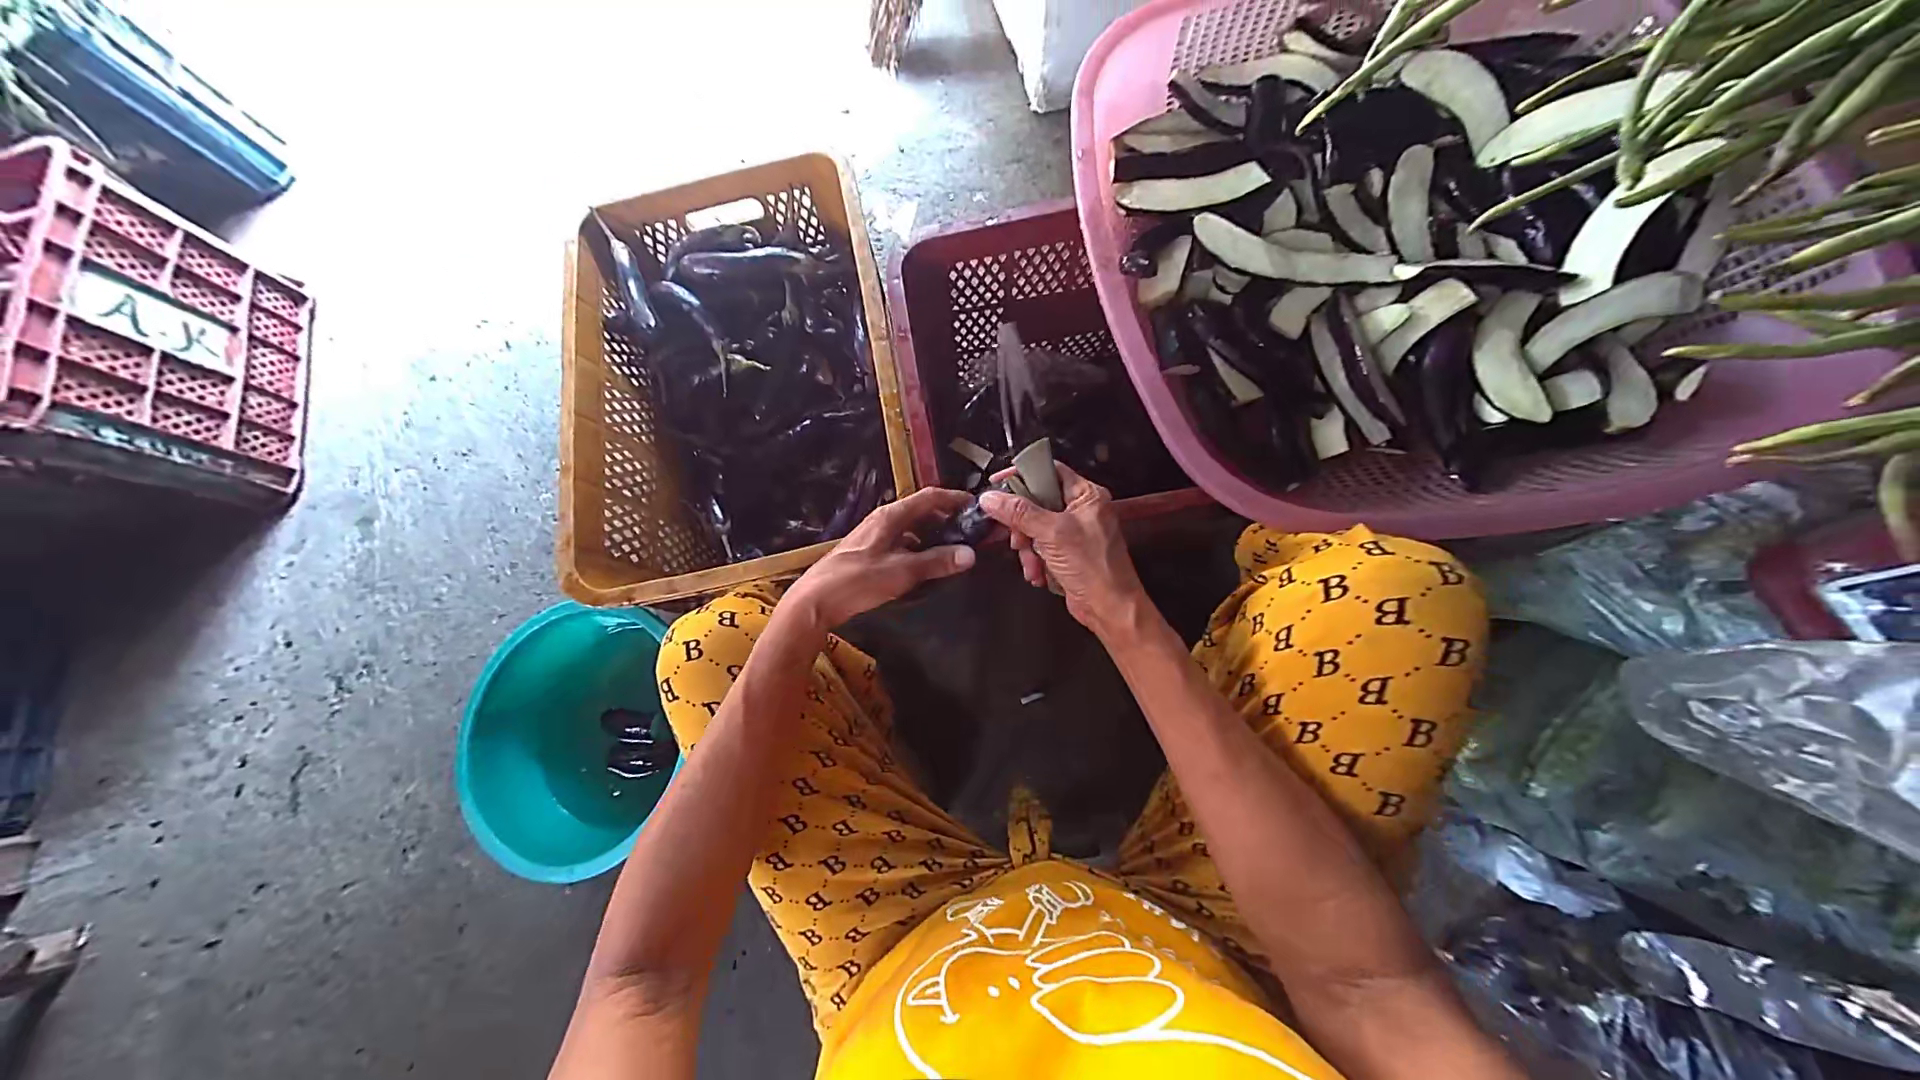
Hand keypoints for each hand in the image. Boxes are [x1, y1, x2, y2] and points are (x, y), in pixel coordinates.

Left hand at [781, 487, 976, 630]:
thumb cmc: (856, 581)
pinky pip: (901, 544)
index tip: (976, 507)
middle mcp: (882, 521)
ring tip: (953, 550)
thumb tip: (970, 554)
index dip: (954, 499)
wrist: (815, 601)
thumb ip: (936, 562)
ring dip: (932, 536)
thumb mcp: (902, 571)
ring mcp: (874, 537)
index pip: (929, 497)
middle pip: (921, 512)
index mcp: (890, 517)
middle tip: (969, 532)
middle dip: (946, 519)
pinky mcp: (869, 554)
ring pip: (911, 529)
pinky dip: (918, 550)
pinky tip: (925, 567)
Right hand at [979, 463, 1146, 637]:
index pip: (1049, 471)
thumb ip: (1020, 513)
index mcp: (1086, 496)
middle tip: (1019, 537)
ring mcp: (1074, 533)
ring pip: (1034, 529)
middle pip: (1036, 503)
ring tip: (1033, 562)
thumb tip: (993, 498)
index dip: (1022, 475)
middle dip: (1022, 525)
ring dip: (1028, 549)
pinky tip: (1039, 573)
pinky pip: (1040, 549)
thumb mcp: (1052, 534)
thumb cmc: (1096, 568)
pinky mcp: (1068, 554)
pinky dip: (1036, 561)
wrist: (1109, 608)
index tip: (999, 483)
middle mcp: (1081, 511)